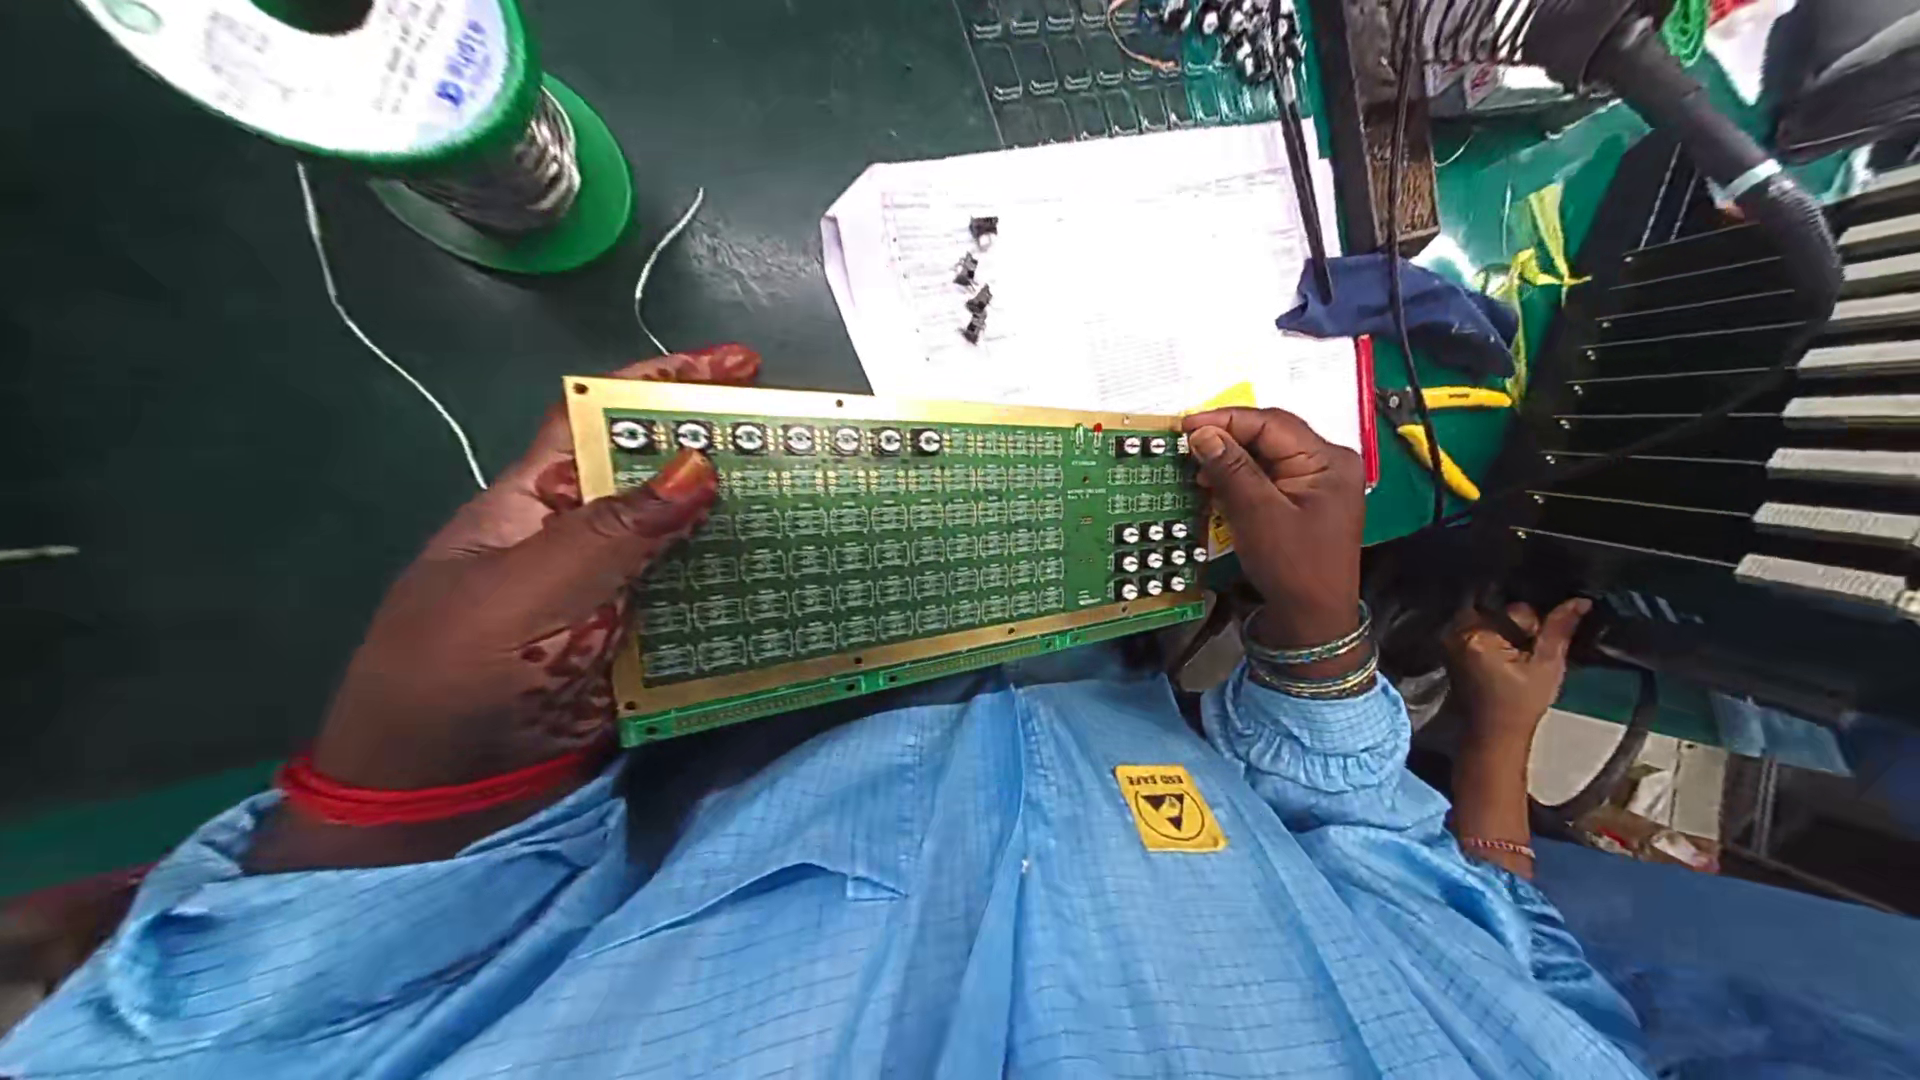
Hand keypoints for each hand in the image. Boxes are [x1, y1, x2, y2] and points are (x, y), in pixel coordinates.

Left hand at [310, 345, 758, 790]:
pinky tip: (787, 570)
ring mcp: (624, 584)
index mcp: (540, 498)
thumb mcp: (526, 590)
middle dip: (724, 448)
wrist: (448, 787)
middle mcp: (589, 532)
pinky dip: (745, 579)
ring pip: (693, 533)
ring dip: (745, 517)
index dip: (668, 381)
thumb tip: (699, 466)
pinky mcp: (652, 632)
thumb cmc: (458, 671)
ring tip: (808, 499)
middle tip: (795, 438)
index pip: (604, 415)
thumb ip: (612, 530)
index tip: (740, 365)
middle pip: (664, 473)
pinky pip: (705, 591)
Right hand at [1181, 408, 1366, 662]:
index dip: (1226, 421)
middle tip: (1188, 444)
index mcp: (1327, 460)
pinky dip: (1239, 477)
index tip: (1187, 427)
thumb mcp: (1257, 513)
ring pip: (1265, 455)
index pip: (1271, 423)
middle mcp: (1327, 463)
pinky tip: (1215, 483)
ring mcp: (1315, 482)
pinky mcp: (1301, 499)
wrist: (1312, 617)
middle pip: (1270, 436)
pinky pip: (1266, 475)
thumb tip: (1202, 434)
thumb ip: (1231, 469)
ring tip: (1198, 467)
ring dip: (1230, 458)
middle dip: (1227, 438)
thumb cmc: (1292, 566)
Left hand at [1443, 598, 1590, 744]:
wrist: (1493, 727)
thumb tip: (1578, 601)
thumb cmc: (1522, 701)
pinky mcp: (1447, 645)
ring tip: (1514, 651)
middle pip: (1494, 608)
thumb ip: (1558, 630)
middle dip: (1514, 622)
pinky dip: (1489, 634)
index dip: (1533, 625)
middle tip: (1526, 646)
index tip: (1535, 646)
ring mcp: (1447, 638)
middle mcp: (1455, 631)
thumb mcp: (1547, 665)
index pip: (1515, 610)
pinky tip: (1502, 653)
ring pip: (1483, 616)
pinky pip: (1471, 627)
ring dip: (1501, 627)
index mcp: (1476, 635)